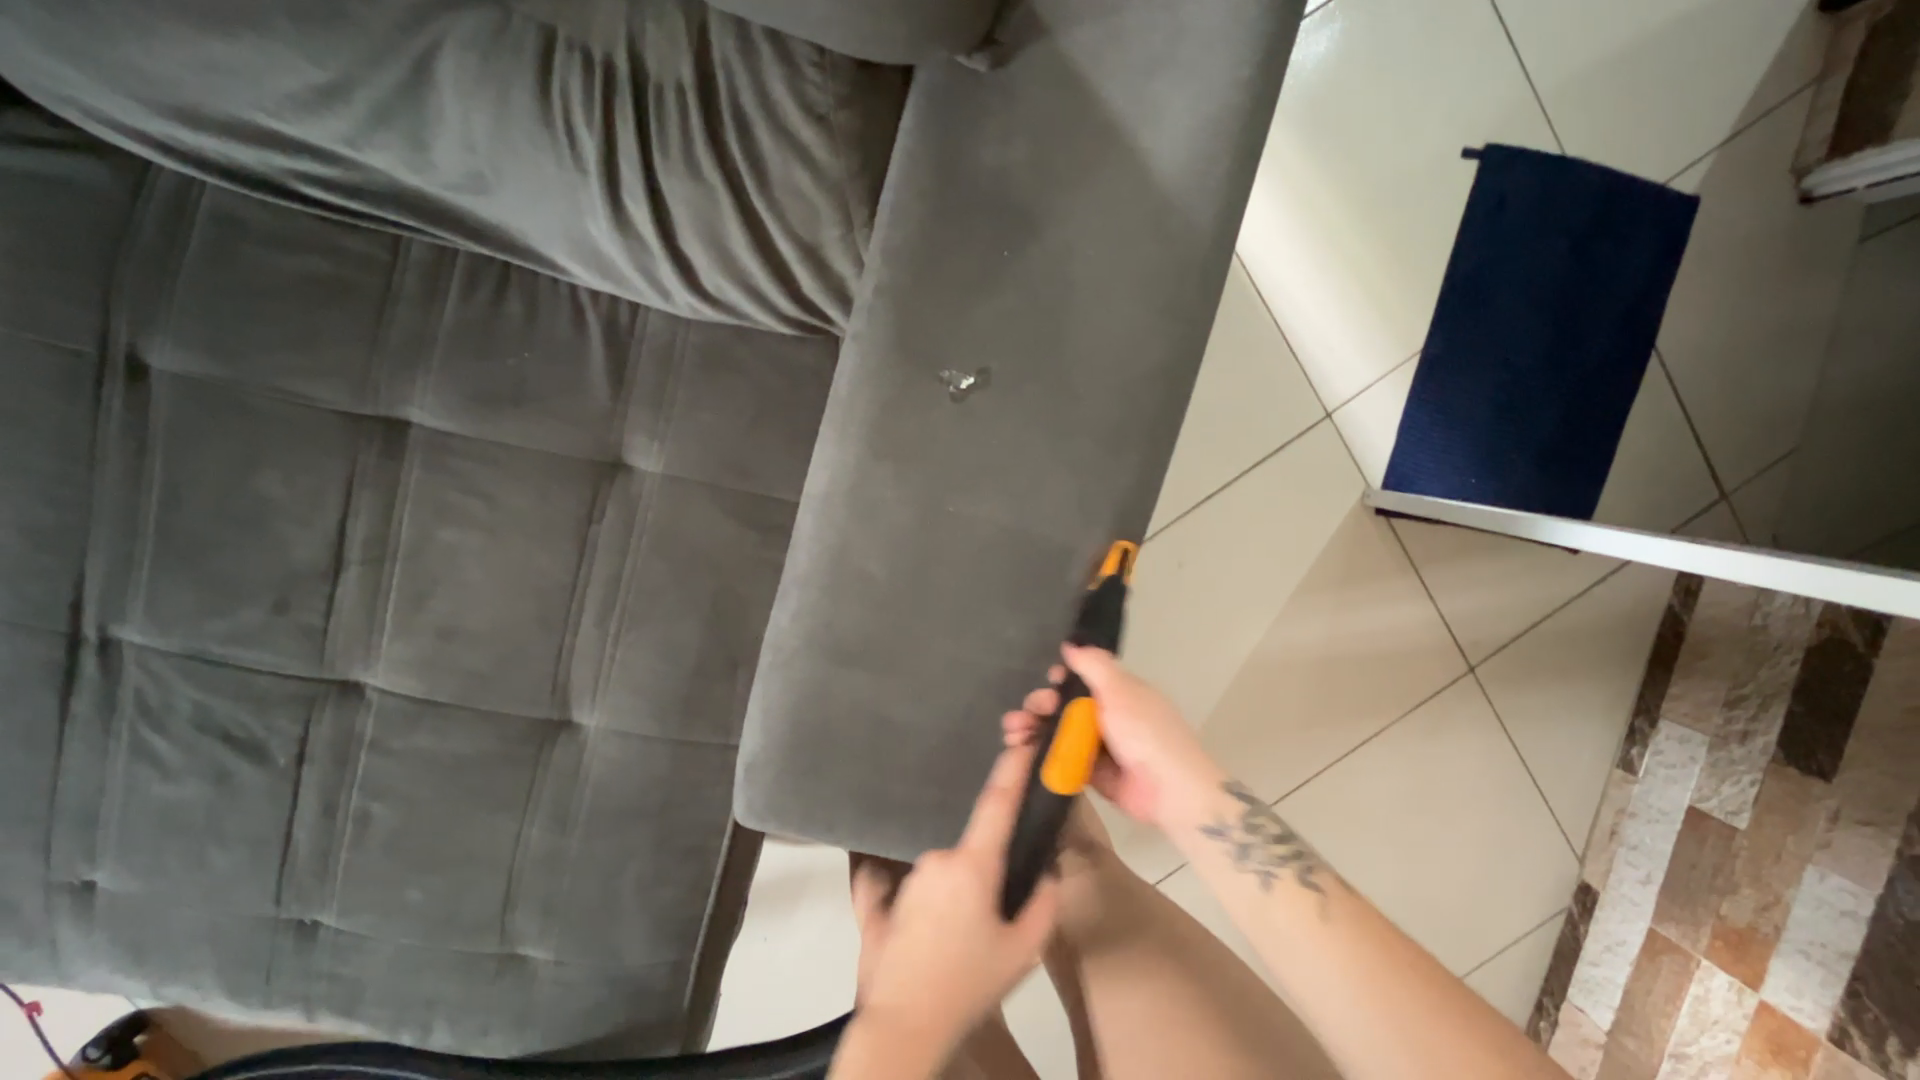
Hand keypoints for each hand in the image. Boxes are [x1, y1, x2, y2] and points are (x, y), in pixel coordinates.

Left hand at [848, 744, 1061, 1054]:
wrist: (904, 1026)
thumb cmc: (969, 986)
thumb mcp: (1024, 951)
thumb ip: (1044, 904)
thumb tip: (1045, 875)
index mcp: (972, 865)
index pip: (996, 804)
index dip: (1012, 769)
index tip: (1023, 739)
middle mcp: (934, 859)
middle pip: (969, 853)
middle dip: (983, 876)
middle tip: (990, 920)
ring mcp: (901, 879)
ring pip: (939, 875)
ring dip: (952, 895)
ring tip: (957, 942)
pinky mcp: (874, 903)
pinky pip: (889, 883)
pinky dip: (903, 891)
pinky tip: (909, 916)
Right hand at [1002, 645, 1225, 828]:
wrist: (1168, 791)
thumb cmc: (1146, 733)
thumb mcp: (1121, 691)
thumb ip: (1094, 665)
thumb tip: (1070, 645)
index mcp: (1118, 692)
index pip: (1080, 678)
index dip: (1060, 679)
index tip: (1048, 684)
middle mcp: (1106, 715)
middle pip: (1063, 705)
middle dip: (1039, 705)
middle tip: (1026, 713)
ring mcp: (1096, 745)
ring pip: (1057, 730)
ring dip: (1032, 727)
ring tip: (1012, 731)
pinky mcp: (1088, 772)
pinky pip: (1059, 757)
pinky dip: (1038, 751)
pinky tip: (1018, 747)